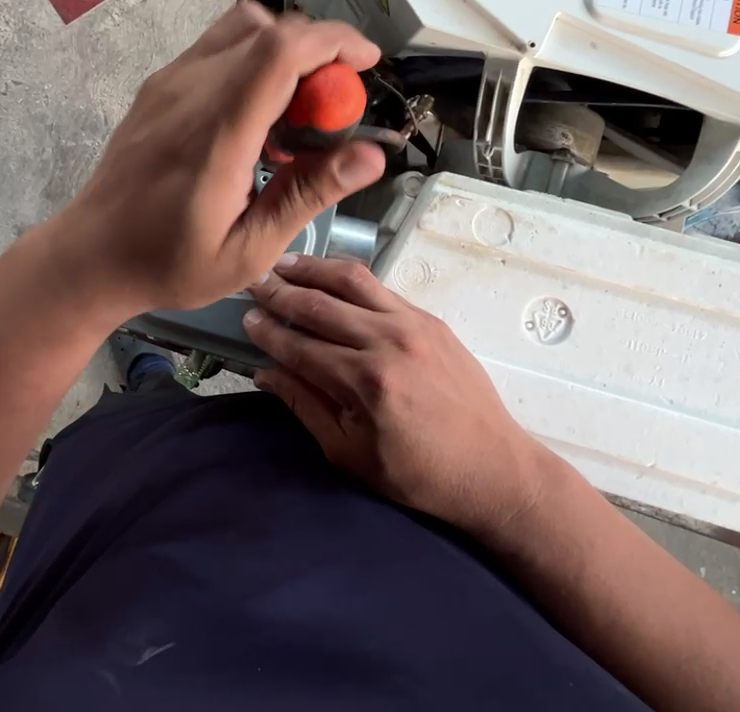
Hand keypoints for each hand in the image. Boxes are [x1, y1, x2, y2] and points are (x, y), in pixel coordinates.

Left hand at [52, 3, 386, 313]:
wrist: (90, 255)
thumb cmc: (167, 264)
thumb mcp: (248, 249)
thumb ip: (308, 194)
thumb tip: (371, 154)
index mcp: (215, 134)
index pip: (280, 52)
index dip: (334, 42)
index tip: (368, 63)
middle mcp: (189, 92)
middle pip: (268, 30)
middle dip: (318, 53)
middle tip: (333, 109)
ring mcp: (168, 83)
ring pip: (242, 28)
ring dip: (284, 51)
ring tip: (295, 112)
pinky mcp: (158, 86)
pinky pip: (217, 48)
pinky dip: (253, 61)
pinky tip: (256, 117)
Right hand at [245, 253, 546, 533]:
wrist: (494, 468)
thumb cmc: (417, 474)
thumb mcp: (350, 453)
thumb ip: (305, 406)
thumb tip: (264, 373)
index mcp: (366, 382)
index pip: (300, 346)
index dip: (268, 332)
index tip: (245, 318)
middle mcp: (388, 342)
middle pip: (320, 305)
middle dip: (281, 293)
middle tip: (254, 281)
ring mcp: (413, 325)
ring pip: (352, 281)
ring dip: (313, 269)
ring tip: (284, 264)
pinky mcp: (430, 320)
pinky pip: (381, 288)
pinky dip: (349, 278)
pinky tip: (329, 275)